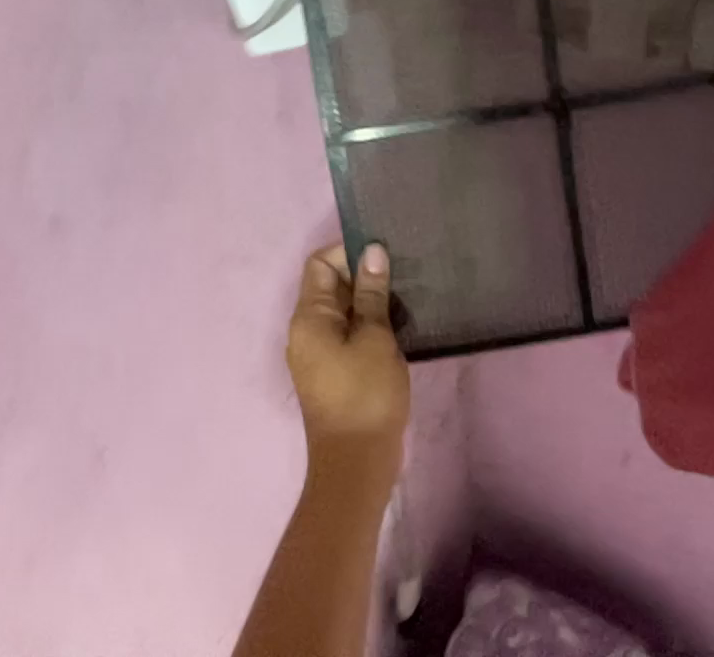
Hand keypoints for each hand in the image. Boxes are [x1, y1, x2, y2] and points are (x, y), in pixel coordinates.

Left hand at [288, 244, 411, 492]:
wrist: (357, 462)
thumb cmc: (366, 394)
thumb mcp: (375, 338)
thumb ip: (372, 294)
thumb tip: (373, 252)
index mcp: (309, 318)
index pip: (320, 264)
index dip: (349, 252)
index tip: (386, 255)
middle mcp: (306, 331)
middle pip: (330, 286)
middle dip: (364, 275)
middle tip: (405, 273)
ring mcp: (318, 353)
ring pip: (342, 311)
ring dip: (370, 301)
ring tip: (406, 296)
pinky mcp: (334, 371)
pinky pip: (347, 333)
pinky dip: (369, 324)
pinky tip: (398, 326)